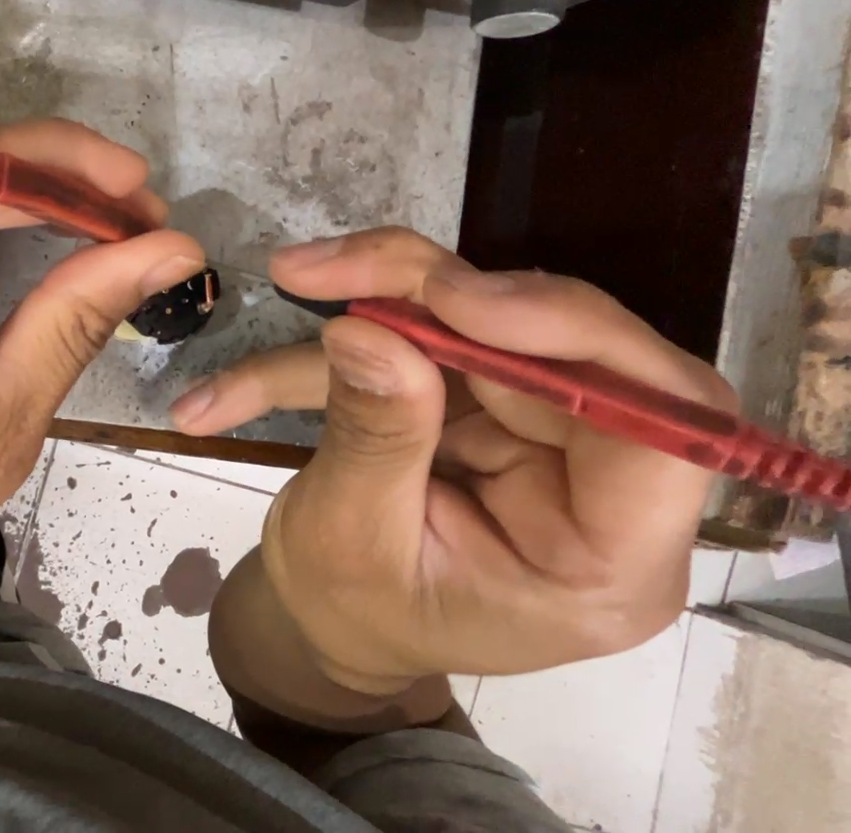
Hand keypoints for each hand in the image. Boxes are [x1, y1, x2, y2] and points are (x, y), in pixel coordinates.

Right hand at [175, 228, 732, 693]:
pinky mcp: (472, 407)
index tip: (452, 297)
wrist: (322, 621)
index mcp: (603, 558)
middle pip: (550, 350)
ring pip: (473, 329)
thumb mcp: (348, 540)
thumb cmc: (347, 611)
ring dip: (367, 300)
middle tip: (315, 268)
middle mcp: (589, 482)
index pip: (659, 432)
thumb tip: (366, 332)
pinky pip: (409, 349)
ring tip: (286, 279)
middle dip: (426, 294)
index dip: (575, 343)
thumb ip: (373, 440)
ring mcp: (530, 436)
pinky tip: (231, 388)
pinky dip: (317, 356)